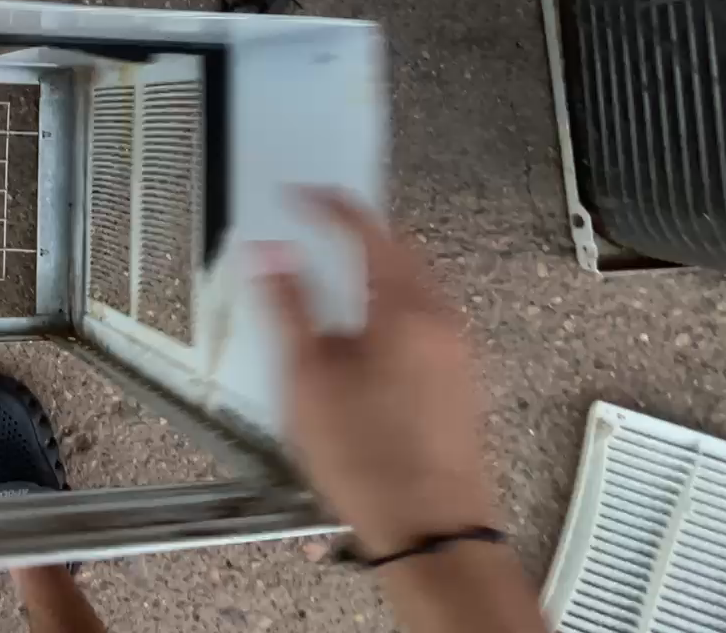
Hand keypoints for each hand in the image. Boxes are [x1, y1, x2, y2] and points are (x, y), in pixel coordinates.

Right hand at [256, 190, 498, 555]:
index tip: (299, 194)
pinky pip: (424, 310)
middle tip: (316, 217)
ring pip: (415, 279)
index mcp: (403, 310)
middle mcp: (439, 322)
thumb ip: (286, 303)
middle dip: (354, 226)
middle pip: (400, 248)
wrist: (430, 531)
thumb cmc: (370, 459)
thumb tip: (268, 253)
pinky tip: (362, 316)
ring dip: (373, 259)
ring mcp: (455, 351)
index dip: (326, 203)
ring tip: (332, 259)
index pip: (366, 229)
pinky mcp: (457, 377)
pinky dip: (389, 292)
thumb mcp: (305, 373)